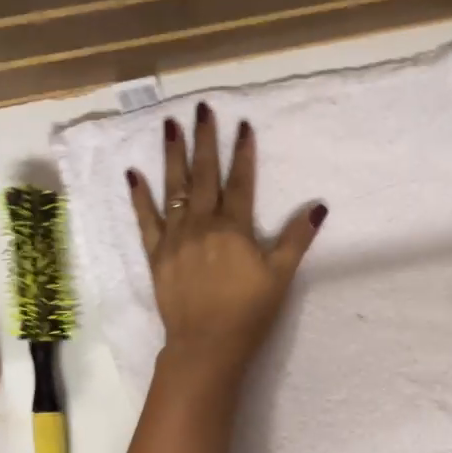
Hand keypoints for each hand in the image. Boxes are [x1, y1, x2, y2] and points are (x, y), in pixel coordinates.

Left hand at [127, 104, 325, 384]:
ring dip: (172, 155)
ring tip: (169, 125)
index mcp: (234, 228)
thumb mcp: (280, 276)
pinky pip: (145, 220)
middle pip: (204, 175)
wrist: (206, 344)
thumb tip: (318, 207)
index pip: (240, 181)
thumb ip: (295, 239)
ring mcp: (176, 237)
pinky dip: (139, 196)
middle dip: (204, 140)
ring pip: (173, 188)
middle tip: (201, 109)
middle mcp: (202, 224)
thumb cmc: (249, 313)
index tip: (242, 124)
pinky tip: (133, 174)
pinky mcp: (157, 255)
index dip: (242, 153)